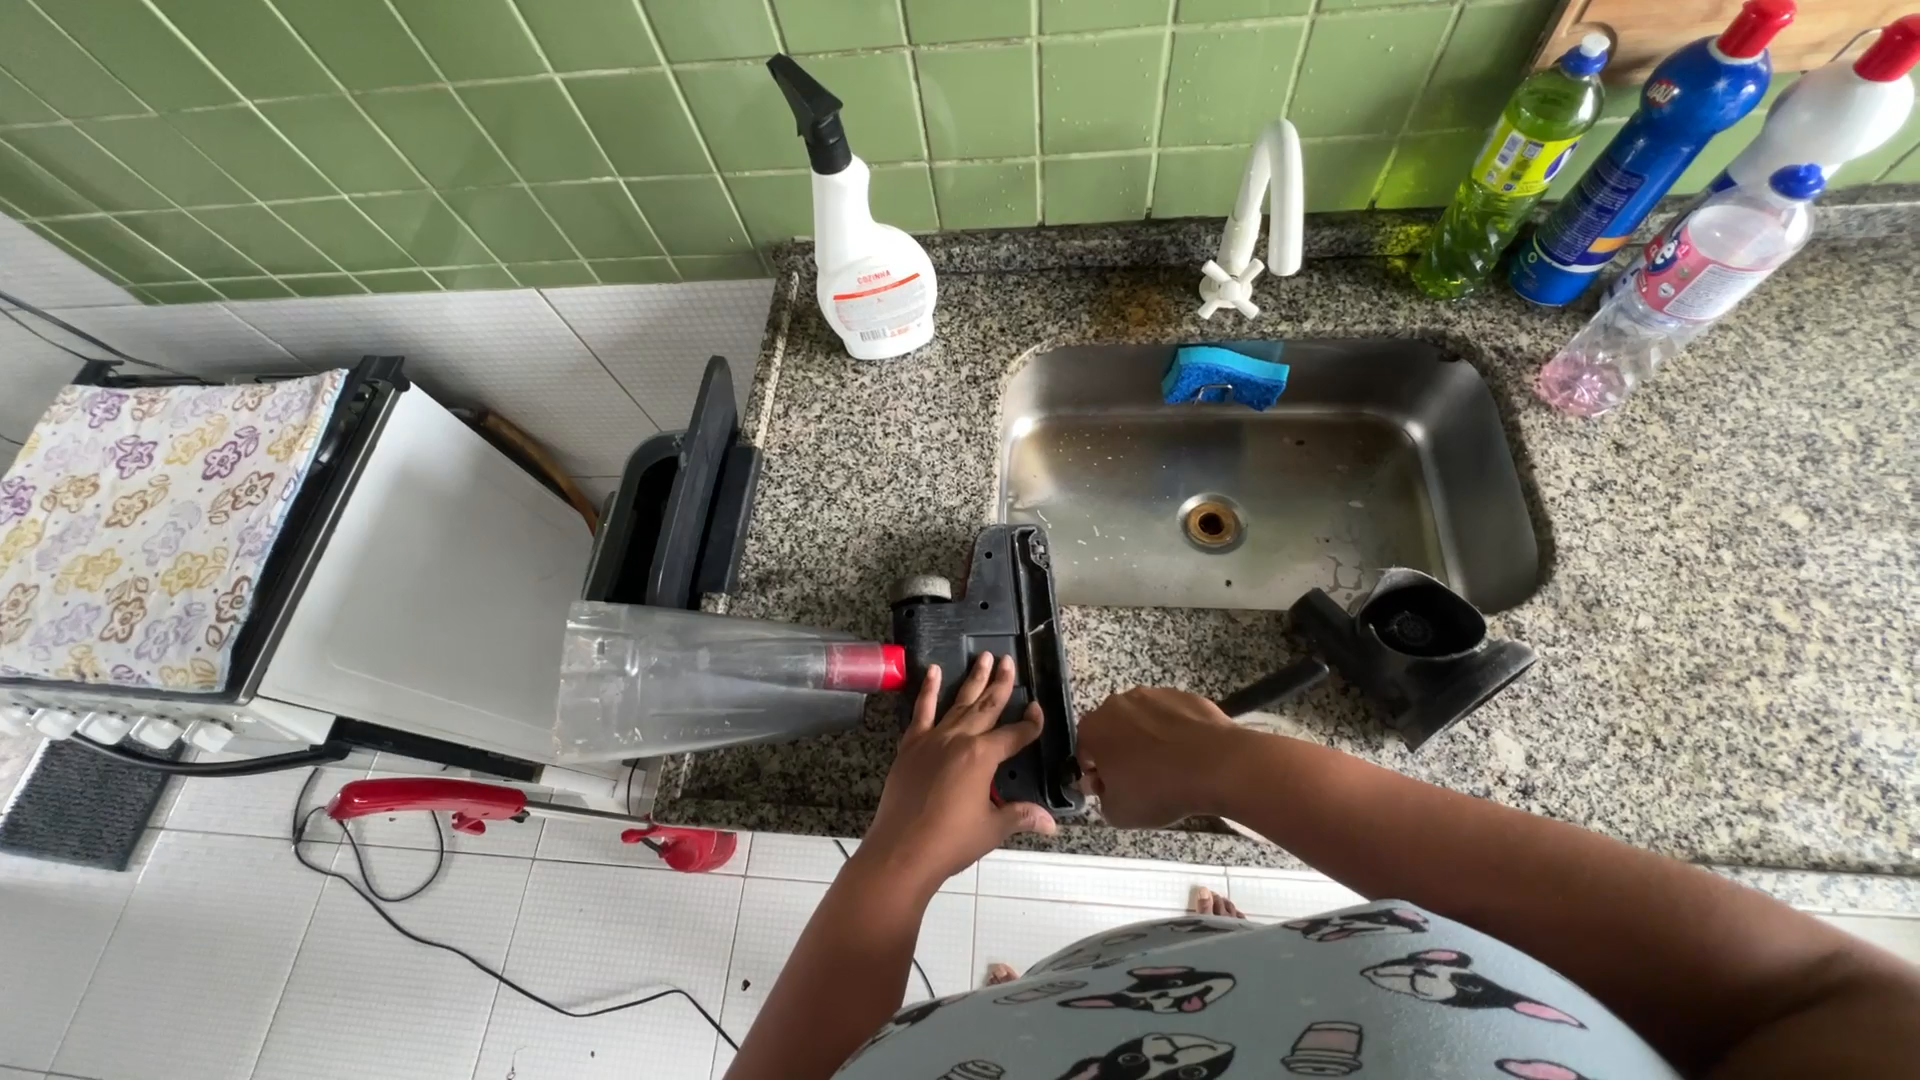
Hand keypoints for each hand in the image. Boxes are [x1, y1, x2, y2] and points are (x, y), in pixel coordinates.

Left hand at [859, 653, 1057, 892]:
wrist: (901, 850)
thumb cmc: (950, 841)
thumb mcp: (992, 828)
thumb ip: (1020, 816)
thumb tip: (1051, 823)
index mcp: (983, 756)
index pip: (1015, 735)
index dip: (1030, 723)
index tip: (1038, 710)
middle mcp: (959, 739)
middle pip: (987, 706)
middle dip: (1001, 684)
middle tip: (1009, 661)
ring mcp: (932, 739)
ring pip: (958, 702)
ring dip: (973, 680)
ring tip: (984, 658)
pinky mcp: (910, 746)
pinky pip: (921, 711)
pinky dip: (927, 690)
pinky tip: (932, 671)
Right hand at [1076, 686, 1248, 827]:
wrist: (1217, 766)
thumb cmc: (1159, 790)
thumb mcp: (1118, 813)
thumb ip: (1102, 799)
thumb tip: (1104, 786)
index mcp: (1094, 728)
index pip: (1084, 751)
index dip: (1097, 773)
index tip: (1113, 789)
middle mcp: (1117, 703)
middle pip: (1112, 731)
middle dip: (1122, 753)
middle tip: (1141, 781)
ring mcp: (1152, 695)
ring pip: (1142, 721)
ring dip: (1149, 740)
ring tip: (1171, 768)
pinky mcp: (1183, 696)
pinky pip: (1172, 716)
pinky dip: (1176, 732)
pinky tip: (1190, 755)